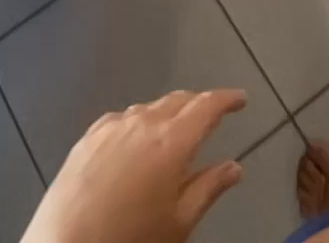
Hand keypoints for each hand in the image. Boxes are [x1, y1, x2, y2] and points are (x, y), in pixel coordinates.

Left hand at [20, 89, 246, 242]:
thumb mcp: (178, 223)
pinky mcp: (87, 137)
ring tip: (175, 133)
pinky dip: (138, 123)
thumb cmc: (130, 239)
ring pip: (149, 108)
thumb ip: (208, 188)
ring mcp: (111, 127)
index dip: (227, 99)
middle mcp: (142, 123)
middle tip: (213, 115)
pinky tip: (135, 142)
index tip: (241, 99)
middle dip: (199, 104)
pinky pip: (121, 119)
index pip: (207, 106)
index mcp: (171, 142)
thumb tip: (235, 167)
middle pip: (178, 100)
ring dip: (168, 114)